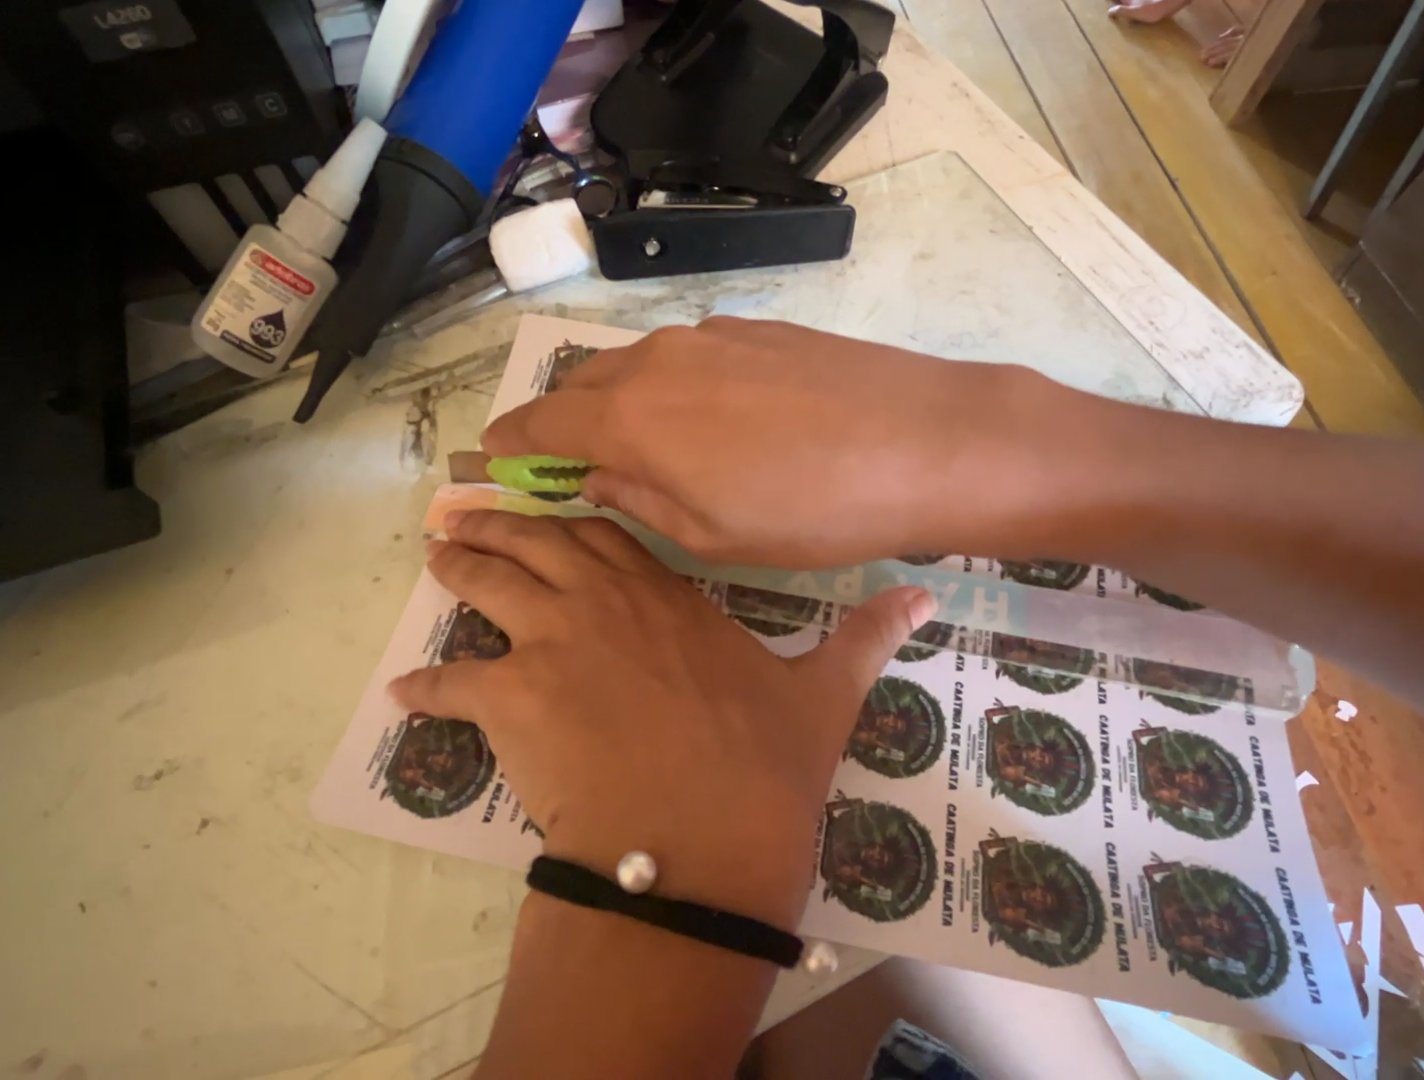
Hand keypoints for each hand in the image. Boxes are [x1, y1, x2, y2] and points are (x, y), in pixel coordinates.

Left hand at [388, 510, 935, 925]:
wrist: (701, 844)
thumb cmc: (762, 767)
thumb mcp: (824, 695)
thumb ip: (865, 637)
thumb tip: (924, 597)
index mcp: (667, 598)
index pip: (610, 537)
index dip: (573, 516)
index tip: (546, 502)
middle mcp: (602, 606)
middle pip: (539, 546)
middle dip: (501, 527)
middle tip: (466, 515)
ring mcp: (550, 648)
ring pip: (489, 590)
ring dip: (458, 572)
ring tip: (434, 560)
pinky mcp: (510, 705)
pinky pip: (453, 689)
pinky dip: (426, 692)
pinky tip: (403, 695)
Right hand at [482, 317, 1109, 566]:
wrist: (927, 443)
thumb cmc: (812, 511)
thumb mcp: (710, 533)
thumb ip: (637, 496)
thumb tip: (596, 474)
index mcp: (633, 415)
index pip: (541, 422)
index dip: (513, 445)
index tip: (496, 463)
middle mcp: (658, 360)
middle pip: (584, 386)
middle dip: (564, 424)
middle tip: (567, 464)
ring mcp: (712, 335)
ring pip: (638, 368)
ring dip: (621, 404)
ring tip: (640, 447)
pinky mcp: (760, 328)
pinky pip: (689, 357)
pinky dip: (674, 387)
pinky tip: (710, 421)